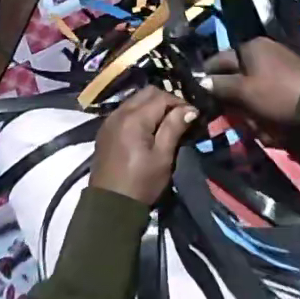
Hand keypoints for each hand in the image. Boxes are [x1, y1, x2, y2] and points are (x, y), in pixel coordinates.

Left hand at [90, 87, 197, 204]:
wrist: (110, 205)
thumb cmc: (140, 183)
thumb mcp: (162, 157)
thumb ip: (174, 128)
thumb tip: (190, 108)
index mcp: (134, 118)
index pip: (161, 97)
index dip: (180, 102)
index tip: (193, 115)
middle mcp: (119, 113)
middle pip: (146, 93)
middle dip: (166, 100)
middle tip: (180, 116)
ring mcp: (109, 120)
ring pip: (135, 100)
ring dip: (152, 105)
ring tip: (166, 123)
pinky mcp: (105, 130)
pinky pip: (125, 111)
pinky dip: (139, 113)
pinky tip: (149, 128)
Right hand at [204, 38, 299, 123]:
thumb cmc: (276, 93)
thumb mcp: (244, 91)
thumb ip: (220, 85)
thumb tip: (200, 81)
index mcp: (249, 47)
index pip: (219, 59)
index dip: (208, 76)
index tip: (200, 92)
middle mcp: (263, 48)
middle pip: (236, 70)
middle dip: (230, 90)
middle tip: (227, 109)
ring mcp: (278, 59)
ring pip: (251, 79)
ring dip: (246, 97)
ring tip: (248, 116)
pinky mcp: (290, 72)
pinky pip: (266, 84)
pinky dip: (261, 97)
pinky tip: (263, 113)